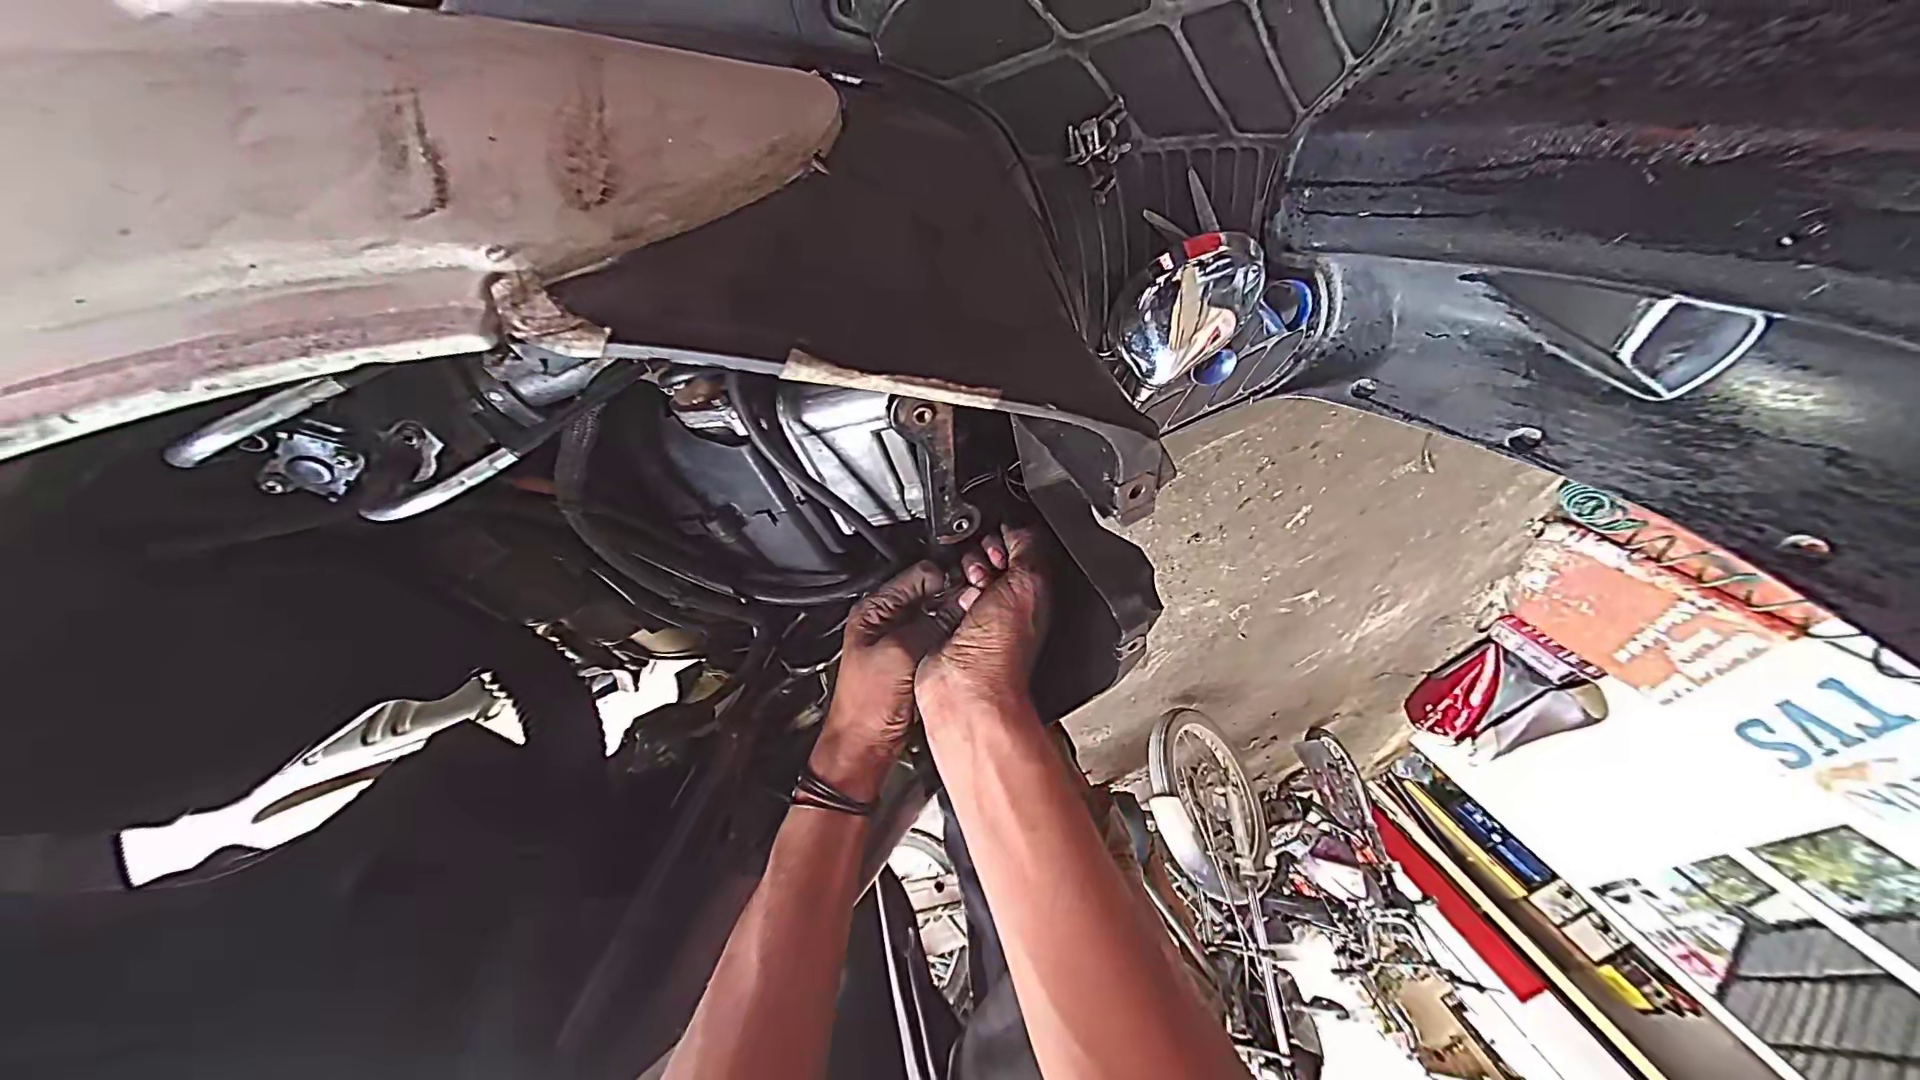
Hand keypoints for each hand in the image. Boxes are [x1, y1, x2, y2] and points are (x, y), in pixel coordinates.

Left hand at [811, 560, 950, 801]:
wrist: (865, 747)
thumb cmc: (865, 705)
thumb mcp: (900, 654)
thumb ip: (932, 624)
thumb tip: (962, 601)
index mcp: (874, 609)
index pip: (920, 575)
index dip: (947, 580)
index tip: (969, 589)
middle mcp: (889, 621)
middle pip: (933, 594)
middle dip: (955, 599)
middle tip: (975, 608)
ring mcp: (904, 641)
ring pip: (940, 618)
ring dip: (956, 621)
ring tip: (971, 629)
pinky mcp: (916, 661)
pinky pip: (942, 641)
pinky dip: (954, 641)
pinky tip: (963, 648)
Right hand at [916, 524, 1051, 722]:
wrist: (965, 687)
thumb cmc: (1001, 650)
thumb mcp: (1030, 581)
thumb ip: (1028, 546)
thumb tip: (1017, 525)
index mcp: (1032, 594)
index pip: (1019, 550)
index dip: (1006, 539)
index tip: (998, 544)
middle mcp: (1005, 606)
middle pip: (989, 560)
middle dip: (983, 554)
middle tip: (984, 567)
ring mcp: (976, 618)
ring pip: (963, 576)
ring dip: (961, 572)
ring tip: (968, 583)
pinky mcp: (948, 628)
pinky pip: (941, 596)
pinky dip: (941, 591)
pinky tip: (949, 598)